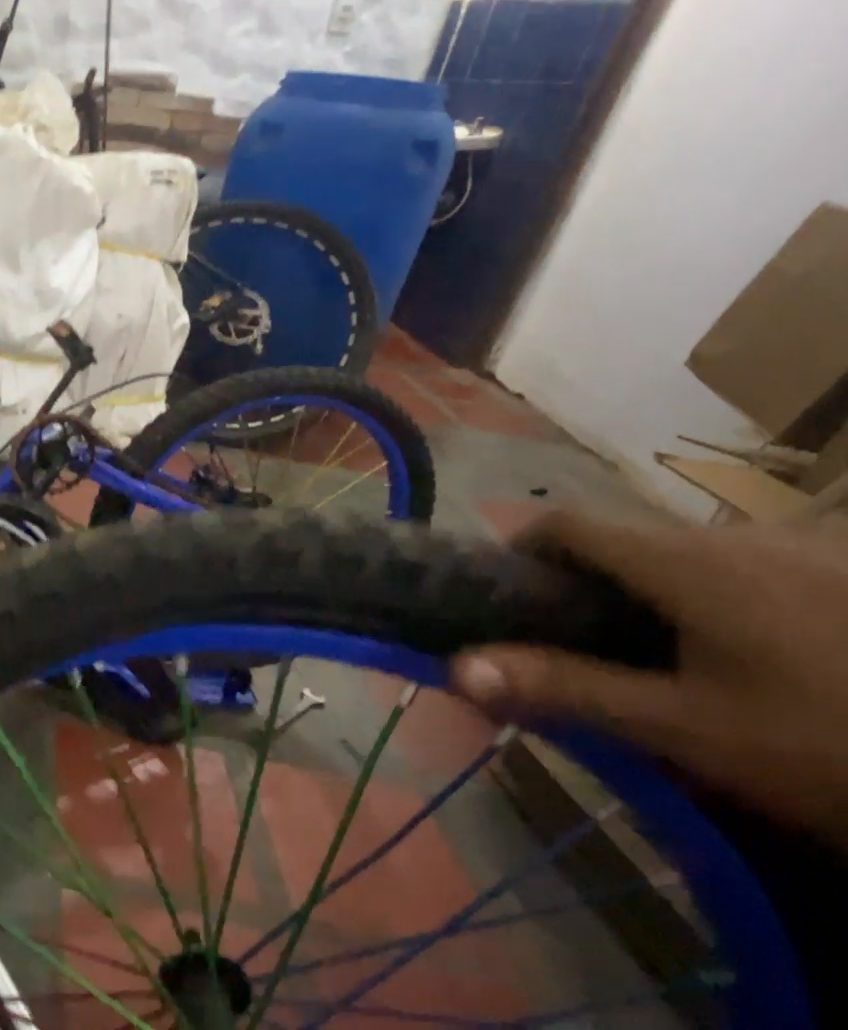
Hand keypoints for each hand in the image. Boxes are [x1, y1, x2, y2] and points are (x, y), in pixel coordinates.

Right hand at [450, 511, 847, 848]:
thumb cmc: (825, 741)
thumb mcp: (684, 728)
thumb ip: (566, 688)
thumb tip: (455, 668)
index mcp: (687, 562)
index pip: (566, 523)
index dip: (520, 551)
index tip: (506, 602)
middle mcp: (741, 537)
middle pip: (626, 539)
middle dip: (586, 584)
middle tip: (579, 649)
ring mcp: (807, 550)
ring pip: (689, 555)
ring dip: (651, 593)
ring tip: (662, 663)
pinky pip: (750, 568)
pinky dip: (714, 598)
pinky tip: (748, 660)